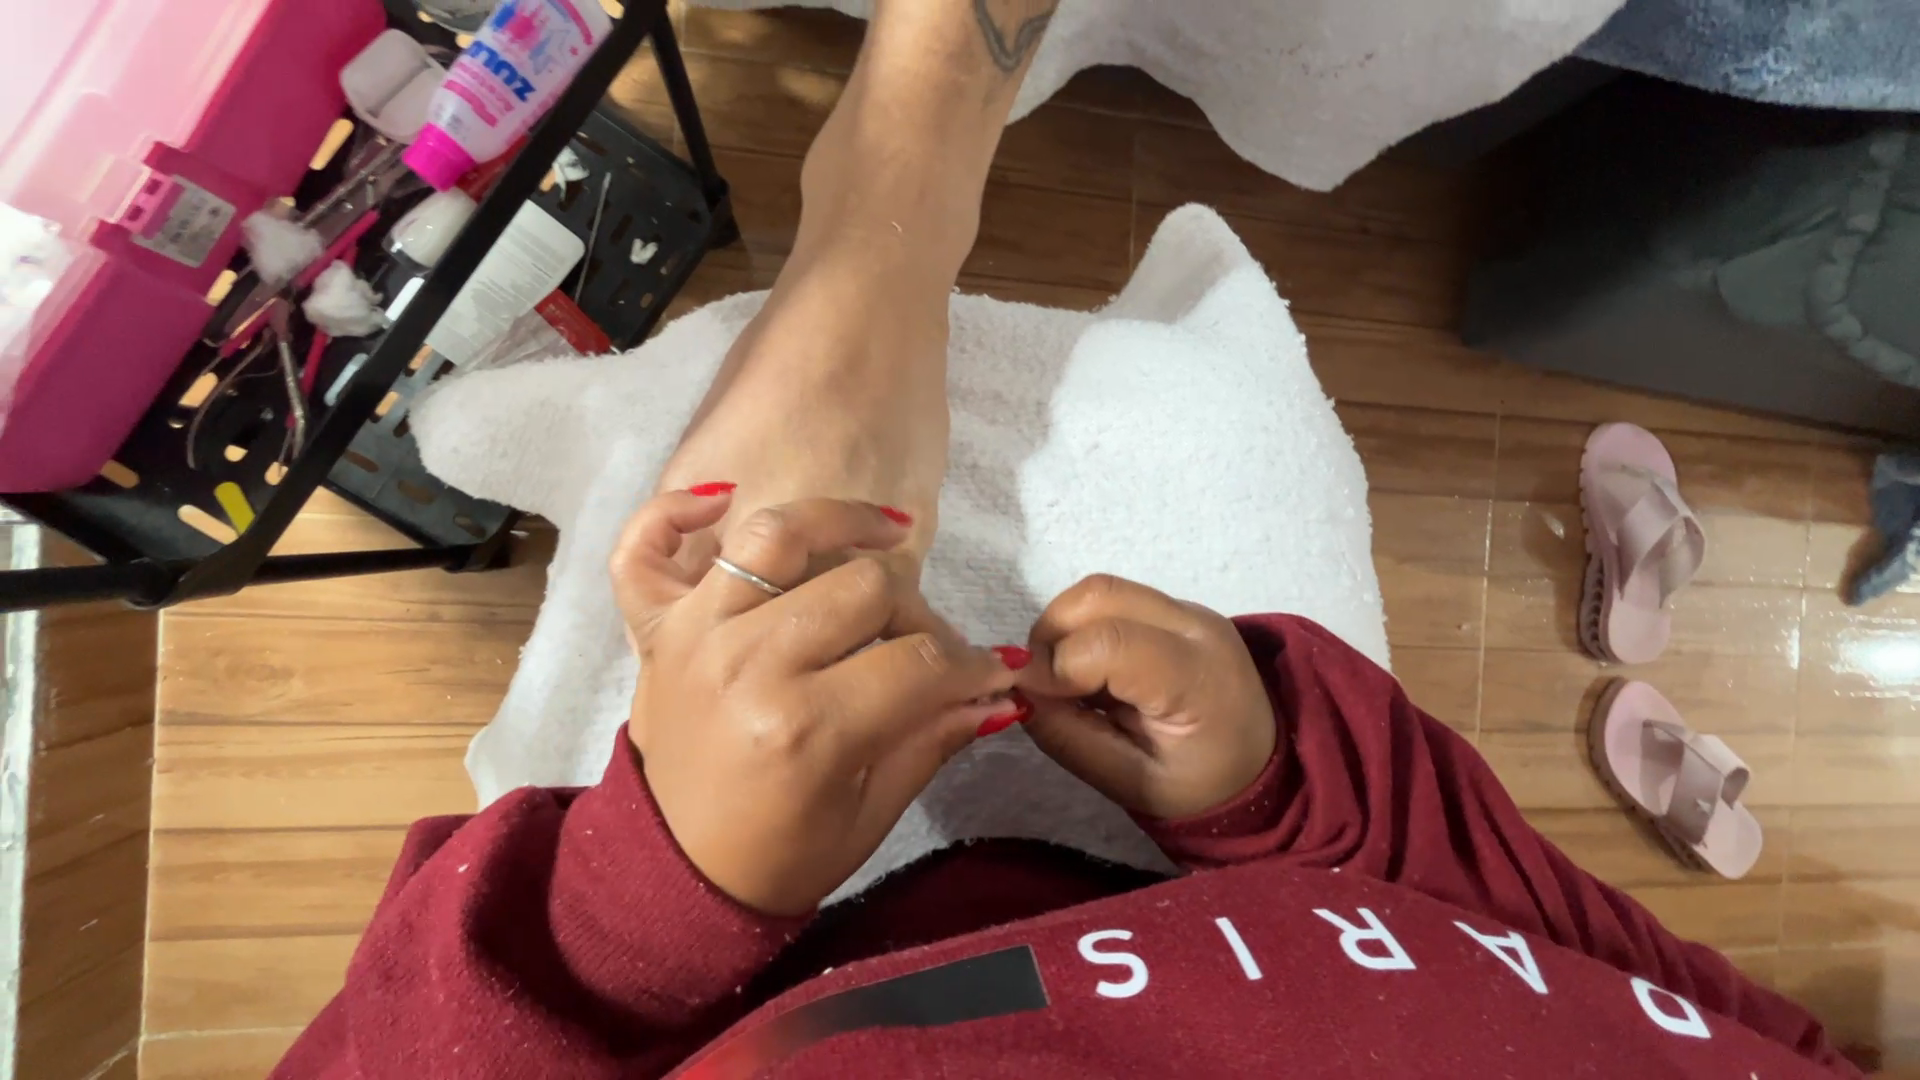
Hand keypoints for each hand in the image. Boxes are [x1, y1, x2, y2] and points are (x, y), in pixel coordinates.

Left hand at [610, 489, 1026, 915]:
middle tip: (928, 646)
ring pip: (779, 536)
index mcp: (808, 727)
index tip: (993, 672)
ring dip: (841, 522)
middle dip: (920, 613)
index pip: (919, 661)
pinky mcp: (658, 630)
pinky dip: (675, 513)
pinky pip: (645, 546)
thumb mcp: (871, 811)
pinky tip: (723, 502)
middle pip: (865, 585)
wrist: (671, 881)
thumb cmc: (780, 858)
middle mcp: (749, 664)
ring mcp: (696, 636)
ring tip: (884, 534)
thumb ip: (935, 737)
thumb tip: (1000, 691)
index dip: (973, 664)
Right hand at [1019, 576, 1277, 820]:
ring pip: (1100, 590)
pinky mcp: (1174, 608)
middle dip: (1050, 635)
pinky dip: (1082, 626)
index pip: (1109, 643)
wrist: (1260, 766)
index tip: (1026, 695)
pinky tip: (1088, 669)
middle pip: (1098, 596)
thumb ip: (1069, 737)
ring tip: (1064, 678)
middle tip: (1041, 684)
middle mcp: (1196, 626)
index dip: (1054, 664)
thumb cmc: (1199, 786)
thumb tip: (1019, 690)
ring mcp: (1187, 610)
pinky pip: (1112, 599)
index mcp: (1196, 678)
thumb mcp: (1130, 783)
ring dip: (1063, 627)